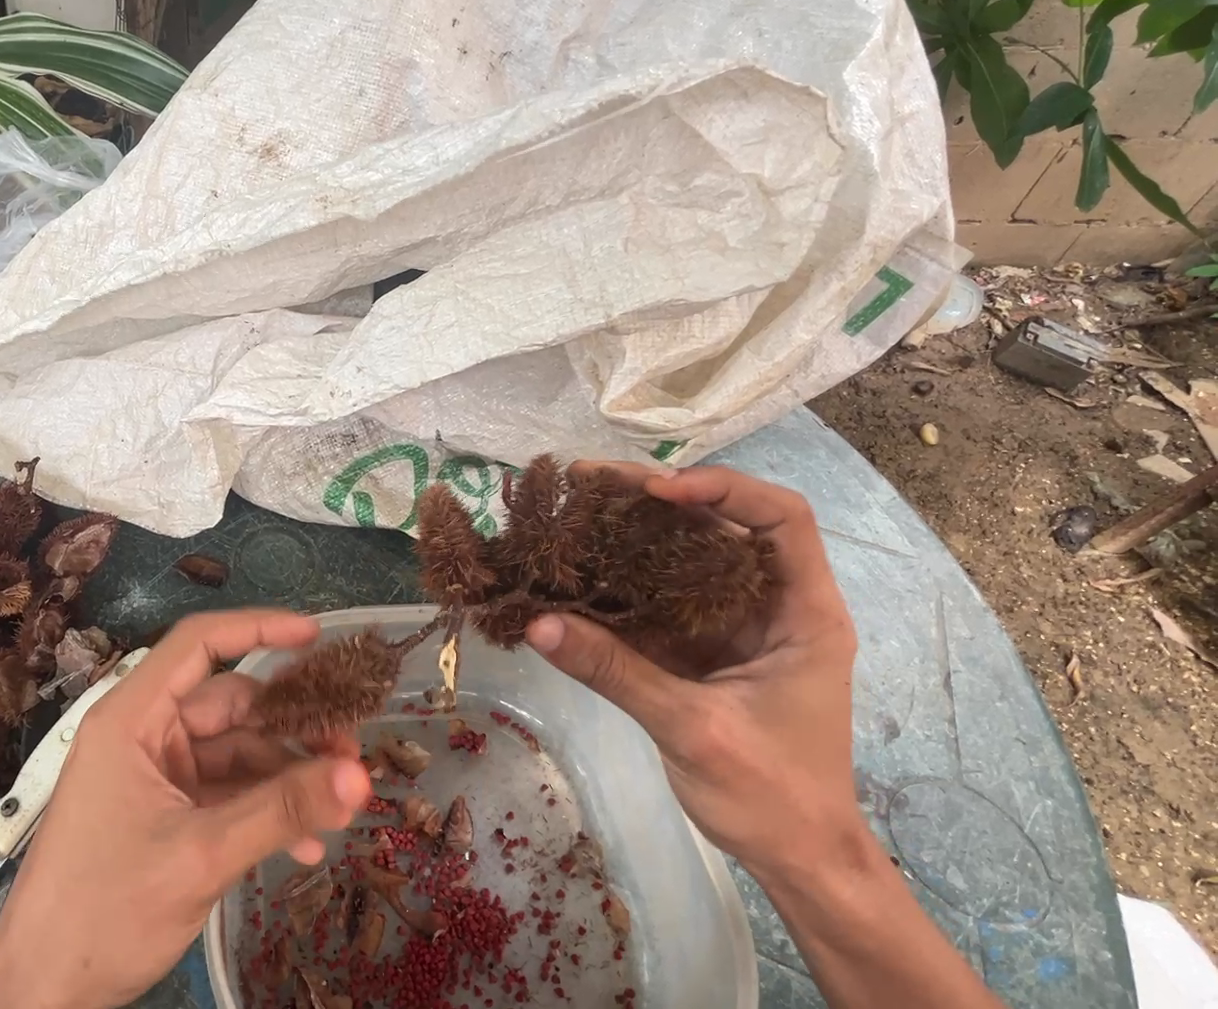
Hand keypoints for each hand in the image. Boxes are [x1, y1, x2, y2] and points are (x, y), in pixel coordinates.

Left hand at [0, 610, 370, 1008]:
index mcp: (133, 718)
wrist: (42, 990)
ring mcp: (156, 775)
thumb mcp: (201, 855)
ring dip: (287, 778)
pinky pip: (227, 794)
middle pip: (231, 706)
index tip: (316, 636)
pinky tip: (304, 844)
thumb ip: (282, 811)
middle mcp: (145, 734)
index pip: (197, 644)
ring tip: (340, 806)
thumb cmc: (104, 910)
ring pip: (237, 753)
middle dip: (293, 727)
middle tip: (351, 752)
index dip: (257, 628)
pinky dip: (264, 811)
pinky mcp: (167, 812)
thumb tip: (360, 777)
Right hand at [525, 464, 861, 878]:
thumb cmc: (772, 795)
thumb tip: (538, 623)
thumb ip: (616, 672)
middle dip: (654, 499)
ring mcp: (730, 625)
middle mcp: (769, 605)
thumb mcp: (693, 729)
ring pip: (683, 557)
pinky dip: (617, 579)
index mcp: (802, 613)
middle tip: (585, 482)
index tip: (656, 492)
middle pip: (719, 525)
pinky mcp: (697, 647)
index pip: (780, 518)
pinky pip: (656, 598)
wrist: (795, 857)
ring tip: (571, 509)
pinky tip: (575, 566)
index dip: (722, 489)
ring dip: (629, 532)